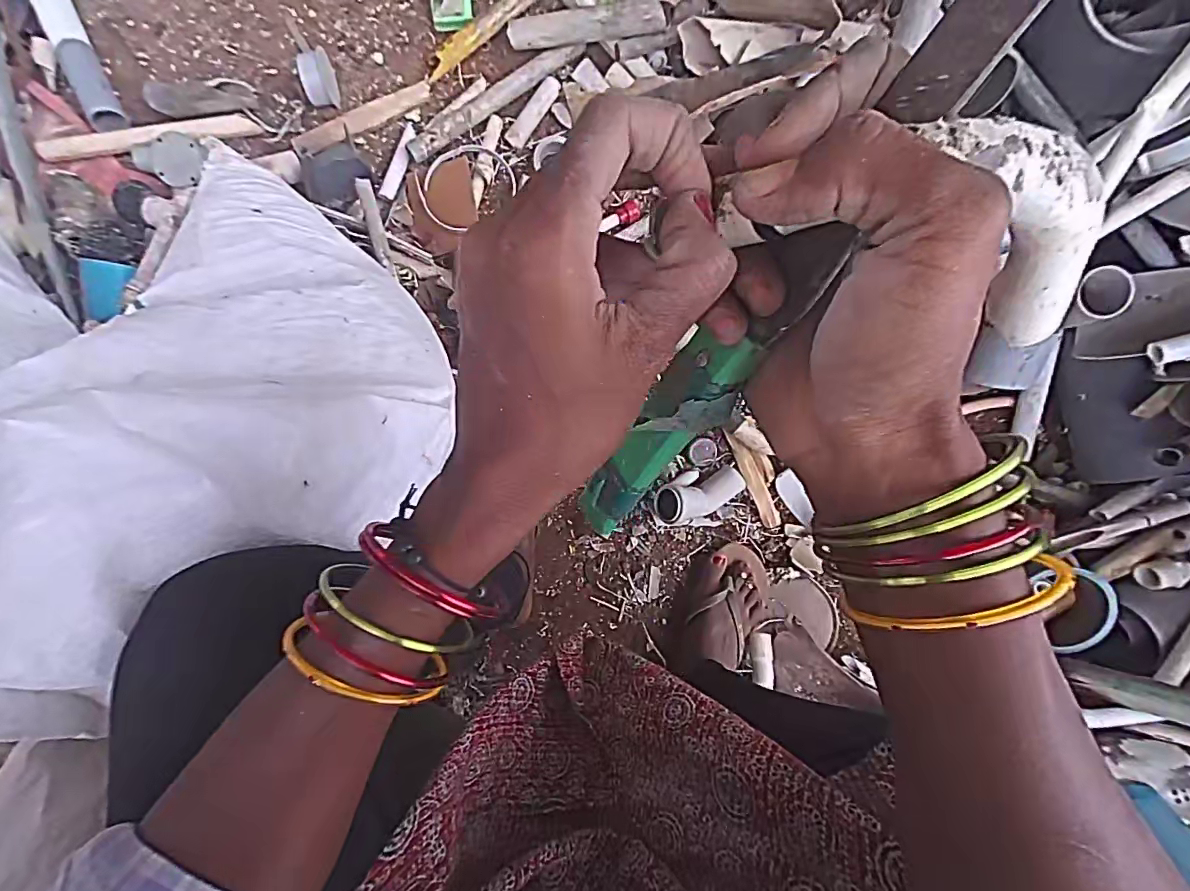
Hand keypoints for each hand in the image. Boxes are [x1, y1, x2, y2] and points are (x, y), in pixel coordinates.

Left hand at [412, 94, 738, 576]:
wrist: (502, 468)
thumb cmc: (562, 423)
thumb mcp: (650, 340)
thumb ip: (695, 263)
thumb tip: (702, 222)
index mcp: (543, 235)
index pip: (612, 122)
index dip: (668, 141)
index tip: (689, 195)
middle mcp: (503, 227)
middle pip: (595, 161)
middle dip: (653, 194)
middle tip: (686, 242)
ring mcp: (488, 249)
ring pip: (576, 203)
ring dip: (628, 238)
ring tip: (662, 297)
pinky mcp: (488, 273)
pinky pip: (550, 236)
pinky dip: (594, 256)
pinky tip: (623, 306)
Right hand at [716, 57, 1009, 520]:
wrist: (854, 441)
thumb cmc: (904, 360)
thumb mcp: (938, 235)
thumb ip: (874, 163)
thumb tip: (769, 174)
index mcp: (903, 179)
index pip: (837, 109)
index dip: (795, 123)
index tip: (766, 161)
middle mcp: (843, 210)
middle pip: (770, 161)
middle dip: (748, 195)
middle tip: (746, 224)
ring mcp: (792, 255)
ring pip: (731, 218)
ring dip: (730, 253)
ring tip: (760, 297)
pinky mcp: (752, 296)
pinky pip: (712, 270)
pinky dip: (712, 293)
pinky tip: (738, 321)